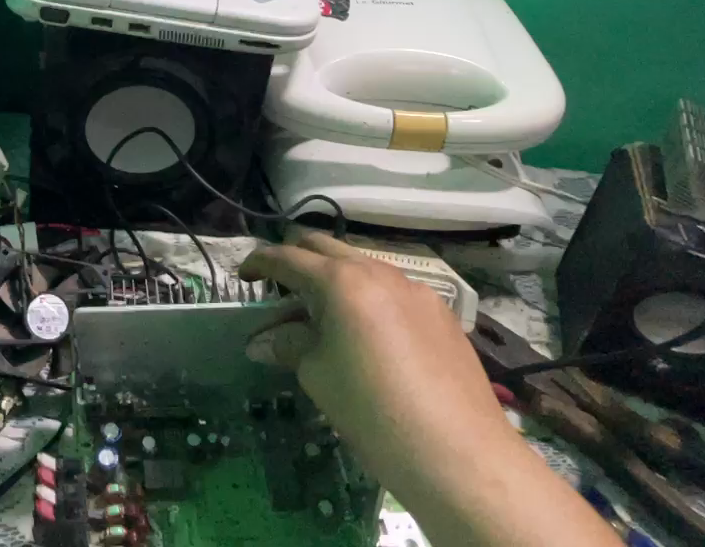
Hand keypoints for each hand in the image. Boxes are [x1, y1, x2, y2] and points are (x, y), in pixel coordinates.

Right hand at [240, 229, 616, 546]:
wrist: (462, 456)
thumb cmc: (374, 412)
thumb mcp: (317, 376)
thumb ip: (288, 345)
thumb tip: (262, 341)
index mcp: (340, 281)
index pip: (287, 258)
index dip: (259, 262)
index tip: (242, 274)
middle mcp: (378, 272)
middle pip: (324, 246)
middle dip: (295, 258)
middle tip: (277, 287)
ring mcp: (415, 290)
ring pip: (361, 266)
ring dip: (333, 278)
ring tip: (321, 315)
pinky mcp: (440, 314)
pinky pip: (391, 290)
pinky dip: (366, 297)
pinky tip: (366, 335)